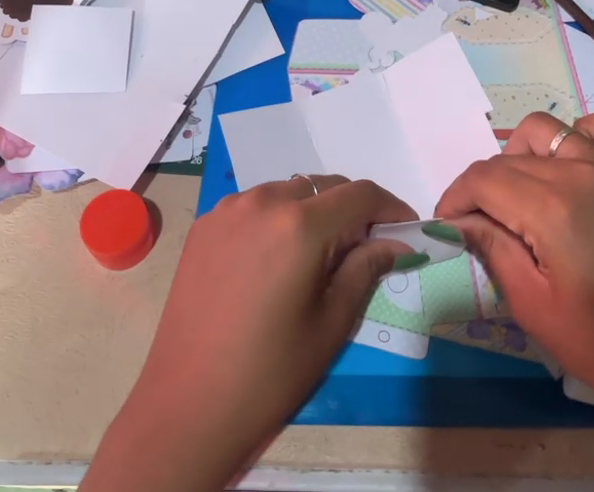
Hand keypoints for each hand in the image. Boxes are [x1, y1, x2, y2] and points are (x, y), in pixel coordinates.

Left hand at [83, 175, 416, 491]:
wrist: (188, 403)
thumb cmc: (271, 371)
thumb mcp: (332, 322)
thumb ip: (366, 269)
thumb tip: (396, 243)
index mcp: (300, 225)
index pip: (360, 194)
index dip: (390, 207)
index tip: (405, 230)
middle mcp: (262, 202)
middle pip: (323, 188)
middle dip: (350, 212)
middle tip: (361, 250)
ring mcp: (227, 211)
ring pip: (286, 193)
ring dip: (311, 213)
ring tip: (315, 257)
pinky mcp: (203, 227)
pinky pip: (253, 207)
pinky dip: (275, 219)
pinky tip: (274, 260)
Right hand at [435, 112, 593, 491]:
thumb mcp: (533, 306)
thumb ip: (492, 249)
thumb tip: (458, 221)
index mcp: (551, 205)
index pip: (482, 179)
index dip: (455, 200)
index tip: (447, 227)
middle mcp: (580, 171)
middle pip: (508, 158)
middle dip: (482, 188)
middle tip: (479, 229)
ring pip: (547, 131)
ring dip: (520, 157)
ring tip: (519, 200)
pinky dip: (581, 136)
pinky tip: (571, 168)